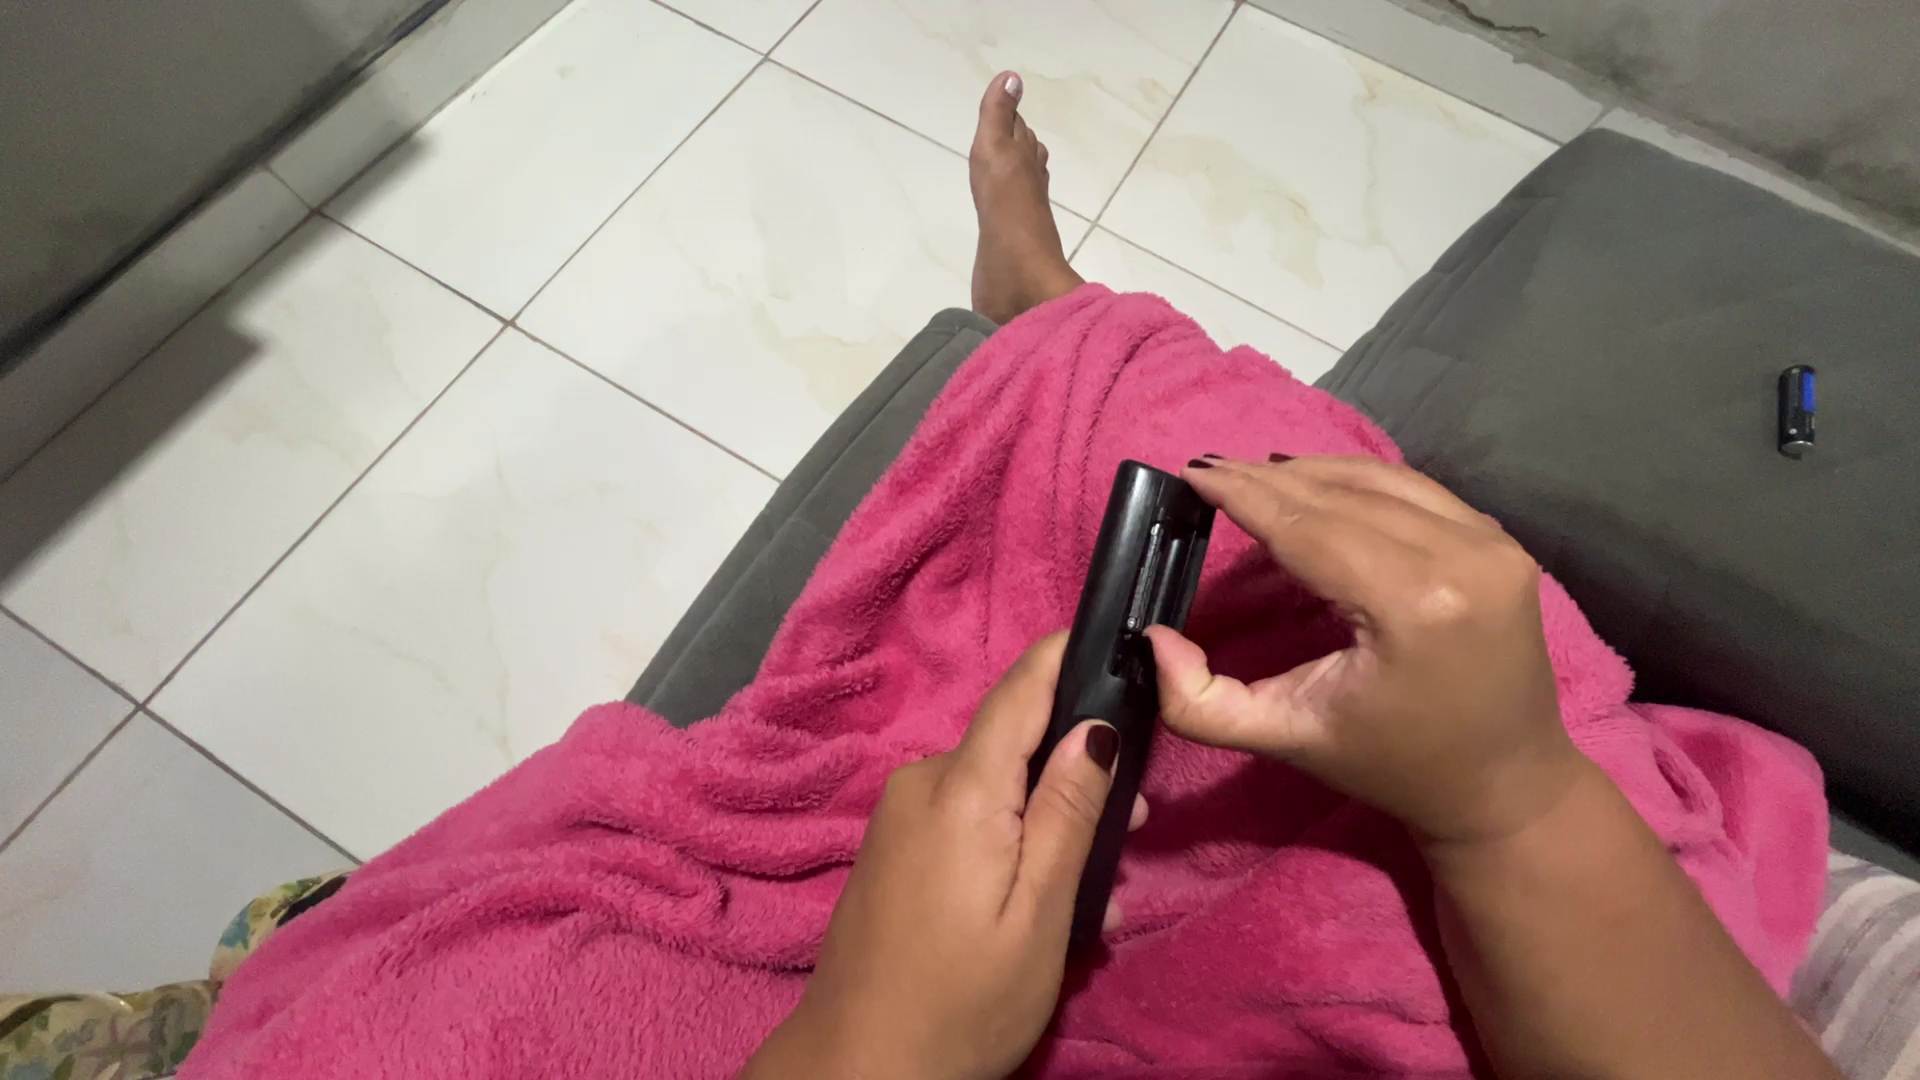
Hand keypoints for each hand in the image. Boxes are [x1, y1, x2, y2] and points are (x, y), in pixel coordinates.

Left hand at [743, 633, 1144, 1079]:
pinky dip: (1008, 832)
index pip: (1018, 690)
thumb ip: (1068, 810)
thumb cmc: (964, 1000)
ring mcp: (901, 808)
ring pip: (993, 782)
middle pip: (1012, 741)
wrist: (856, 1070)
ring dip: (1044, 813)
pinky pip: (964, 810)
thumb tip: (1096, 726)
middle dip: (1072, 766)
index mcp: (961, 788)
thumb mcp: (1040, 912)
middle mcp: (923, 779)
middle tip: (1130, 828)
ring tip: (1090, 888)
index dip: (1062, 655)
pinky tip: (1034, 891)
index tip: (1110, 639)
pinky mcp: (894, 837)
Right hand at [1147, 456, 1589, 846]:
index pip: (1308, 526)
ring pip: (1375, 479)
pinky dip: (1351, 476)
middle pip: (1338, 495)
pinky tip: (1311, 478)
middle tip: (1207, 470)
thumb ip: (1199, 703)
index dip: (1243, 494)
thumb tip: (1154, 637)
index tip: (1192, 470)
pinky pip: (1411, 487)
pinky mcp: (1501, 541)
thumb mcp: (1284, 738)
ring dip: (1304, 470)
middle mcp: (1463, 559)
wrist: (1507, 784)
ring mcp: (1491, 544)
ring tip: (1248, 473)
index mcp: (1412, 607)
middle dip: (1262, 478)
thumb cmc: (1391, 764)